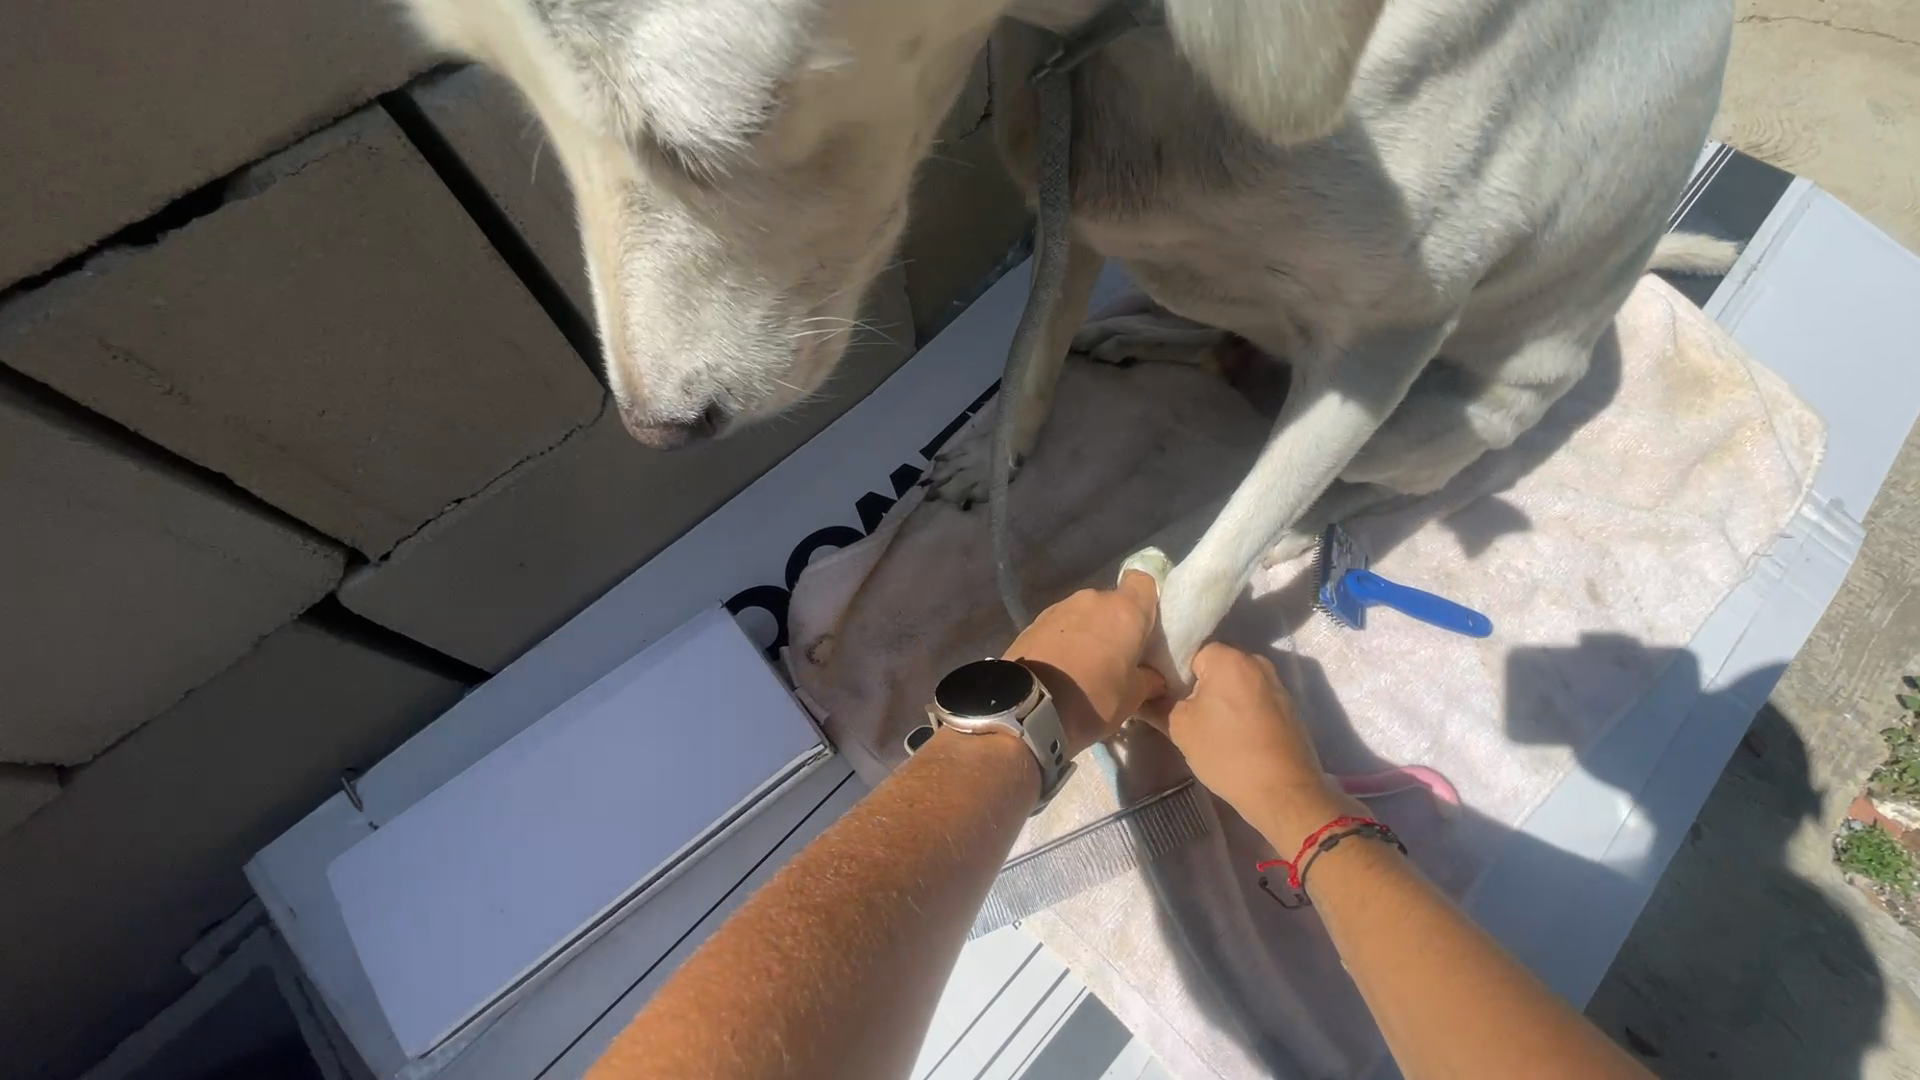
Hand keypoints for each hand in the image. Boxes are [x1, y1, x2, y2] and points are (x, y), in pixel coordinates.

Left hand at [1004, 570, 1165, 757]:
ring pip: (1085, 614)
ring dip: (1089, 633)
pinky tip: (1062, 667)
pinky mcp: (1033, 622)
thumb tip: (1153, 676)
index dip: (1147, 601)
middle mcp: (1091, 599)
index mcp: (1124, 610)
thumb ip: (1148, 680)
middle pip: (1113, 603)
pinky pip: (1061, 626)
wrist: (1026, 706)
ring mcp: (1059, 608)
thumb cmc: (1092, 698)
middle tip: (1119, 656)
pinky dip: (1065, 640)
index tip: (1146, 627)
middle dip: (1117, 625)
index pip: (1143, 583)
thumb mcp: (1132, 698)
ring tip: (1086, 666)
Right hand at [1144, 643, 1364, 847]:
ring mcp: (1277, 685)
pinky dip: (1241, 711)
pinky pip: (1254, 699)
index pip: (1190, 652)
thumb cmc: (1227, 753)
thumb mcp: (1180, 729)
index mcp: (1229, 659)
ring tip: (1208, 726)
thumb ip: (1156, 705)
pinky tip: (1233, 736)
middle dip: (1198, 685)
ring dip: (1221, 699)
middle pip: (1215, 666)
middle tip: (1183, 712)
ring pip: (1235, 684)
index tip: (1166, 695)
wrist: (1283, 793)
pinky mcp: (1289, 708)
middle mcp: (1257, 663)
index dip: (1174, 673)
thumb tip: (1139, 696)